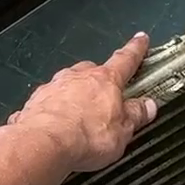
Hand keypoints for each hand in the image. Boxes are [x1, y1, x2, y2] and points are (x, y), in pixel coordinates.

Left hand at [0, 33, 158, 171]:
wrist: (45, 144)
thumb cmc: (85, 136)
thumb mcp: (123, 131)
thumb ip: (135, 116)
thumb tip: (148, 106)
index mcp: (105, 80)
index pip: (125, 60)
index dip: (135, 50)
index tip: (140, 40)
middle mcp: (78, 77)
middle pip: (93, 72)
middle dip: (100, 82)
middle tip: (106, 99)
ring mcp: (55, 87)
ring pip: (70, 86)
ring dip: (76, 98)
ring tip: (81, 122)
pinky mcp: (36, 101)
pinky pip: (51, 103)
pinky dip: (57, 112)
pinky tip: (59, 129)